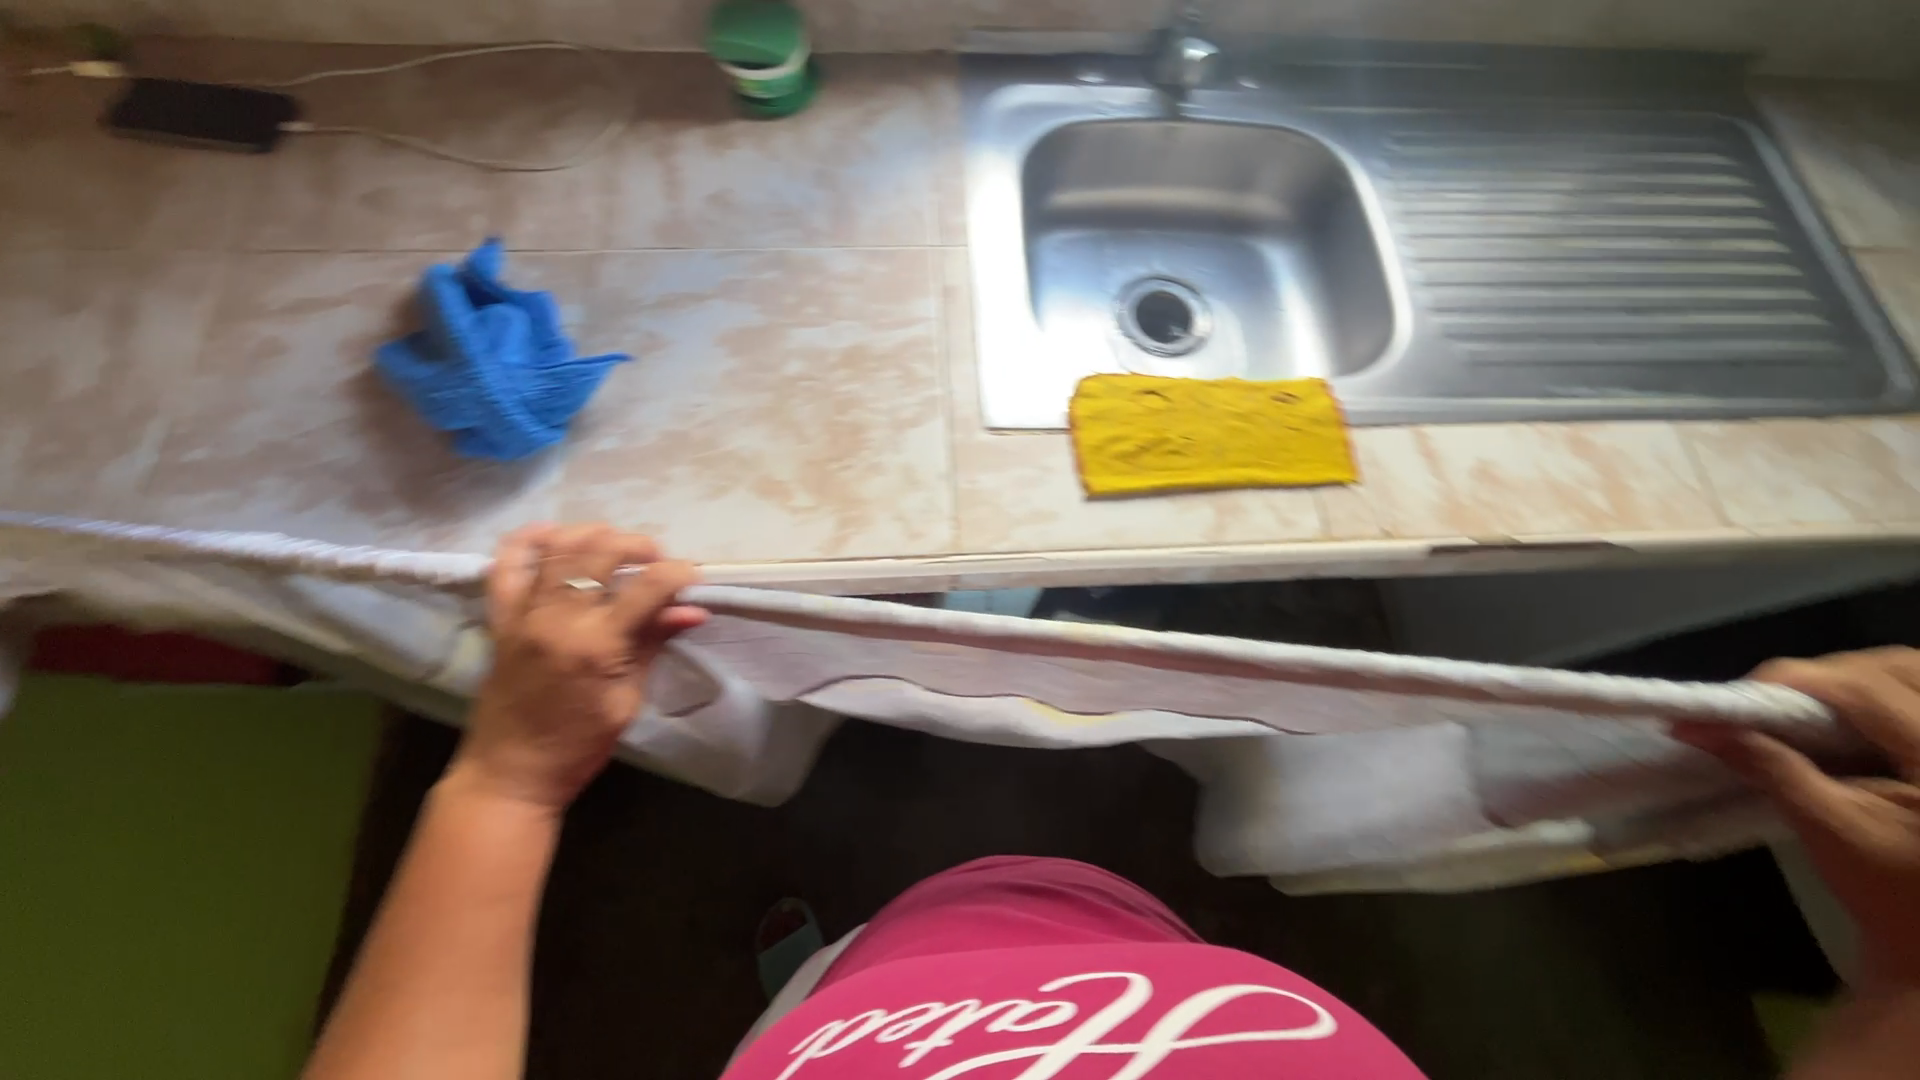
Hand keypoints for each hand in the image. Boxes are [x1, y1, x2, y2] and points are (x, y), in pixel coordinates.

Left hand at [450, 524, 706, 811]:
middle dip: (638, 545)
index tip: (694, 577)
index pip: (647, 587)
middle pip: (600, 552)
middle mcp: (556, 619)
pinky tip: (552, 534)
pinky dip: (527, 542)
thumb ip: (652, 644)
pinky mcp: (500, 620)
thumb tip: (691, 610)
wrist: (510, 774)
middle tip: (657, 560)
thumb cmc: (578, 746)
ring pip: (556, 548)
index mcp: (595, 646)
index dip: (678, 573)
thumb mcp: (628, 699)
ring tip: (616, 544)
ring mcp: (522, 615)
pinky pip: (505, 567)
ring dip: (592, 534)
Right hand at [1675, 647, 1919, 989]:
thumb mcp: (1826, 827)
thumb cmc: (1890, 890)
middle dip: (1829, 672)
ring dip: (1852, 677)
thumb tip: (1691, 725)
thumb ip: (1768, 766)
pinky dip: (1872, 692)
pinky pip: (1914, 693)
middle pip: (1902, 666)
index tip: (1736, 698)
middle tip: (1773, 700)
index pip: (1868, 690)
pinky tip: (1842, 718)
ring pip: (1912, 671)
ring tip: (1805, 707)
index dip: (1796, 681)